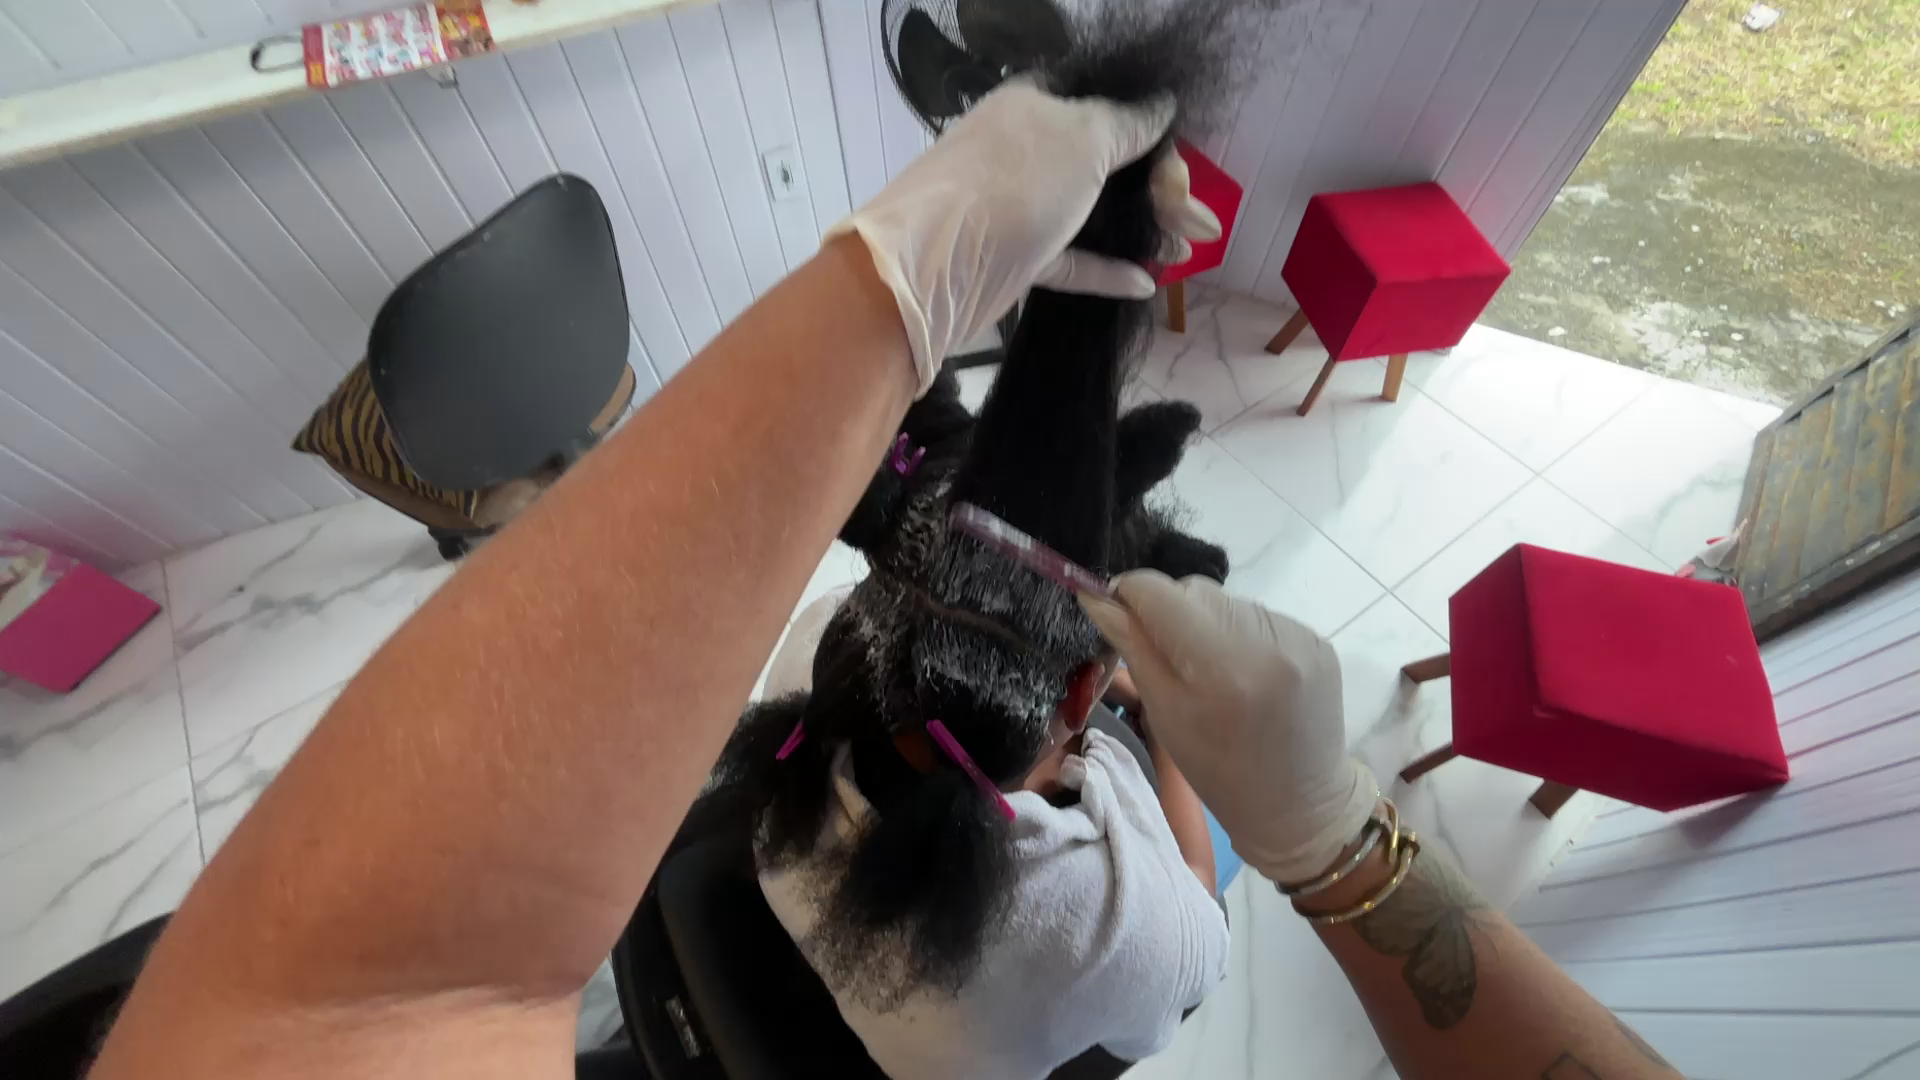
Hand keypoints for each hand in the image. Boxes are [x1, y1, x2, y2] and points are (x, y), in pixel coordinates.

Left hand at [831, 77, 1222, 393]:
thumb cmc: (1013, 186)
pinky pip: (1070, 260)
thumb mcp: (1083, 138)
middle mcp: (1032, 151)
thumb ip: (1127, 123)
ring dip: (1143, 234)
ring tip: (1183, 257)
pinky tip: (1143, 284)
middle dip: (1163, 197)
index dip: (1159, 150)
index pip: (1116, 115)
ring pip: (1095, 216)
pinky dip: (1106, 270)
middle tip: (1202, 230)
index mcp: (1043, 105)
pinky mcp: (1015, 258)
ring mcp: (1022, 207)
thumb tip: (1161, 106)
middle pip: (1112, 168)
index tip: (1184, 189)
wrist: (933, 268)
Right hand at [1081, 571, 1377, 884]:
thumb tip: (1097, 595)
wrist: (1298, 804)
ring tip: (1211, 670)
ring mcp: (1295, 634)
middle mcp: (1263, 637)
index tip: (1119, 617)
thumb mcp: (1162, 712)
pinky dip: (1237, 633)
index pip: (1156, 589)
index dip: (1128, 595)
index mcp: (1219, 664)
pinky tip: (1243, 672)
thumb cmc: (1216, 768)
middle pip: (1191, 589)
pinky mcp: (1314, 638)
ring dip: (1204, 622)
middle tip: (1169, 658)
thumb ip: (1131, 645)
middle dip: (1168, 612)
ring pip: (1223, 600)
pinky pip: (1255, 615)